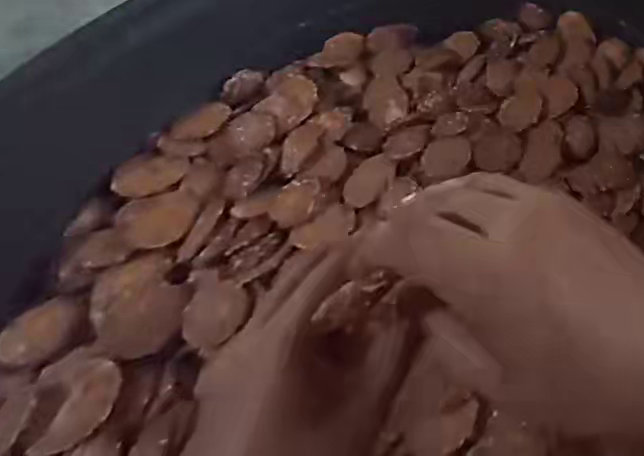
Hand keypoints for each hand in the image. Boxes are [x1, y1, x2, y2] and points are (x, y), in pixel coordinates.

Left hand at [185, 247, 413, 455]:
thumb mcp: (365, 405)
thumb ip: (398, 344)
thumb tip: (425, 291)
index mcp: (277, 338)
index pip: (325, 269)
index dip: (363, 249)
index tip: (397, 239)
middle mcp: (244, 338)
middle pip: (294, 277)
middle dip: (338, 262)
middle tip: (380, 255)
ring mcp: (224, 361)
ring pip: (279, 302)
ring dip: (319, 292)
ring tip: (361, 298)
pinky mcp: (219, 382)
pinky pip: (264, 329)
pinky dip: (299, 320)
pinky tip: (328, 343)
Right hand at [356, 174, 643, 439]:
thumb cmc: (578, 378)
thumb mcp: (499, 379)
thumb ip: (448, 336)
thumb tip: (419, 304)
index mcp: (484, 269)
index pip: (412, 237)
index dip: (377, 244)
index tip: (360, 260)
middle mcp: (510, 221)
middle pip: (441, 201)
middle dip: (405, 218)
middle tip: (385, 242)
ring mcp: (543, 203)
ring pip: (475, 184)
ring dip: (440, 197)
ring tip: (420, 219)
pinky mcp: (568, 200)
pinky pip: (508, 186)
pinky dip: (477, 194)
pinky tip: (472, 216)